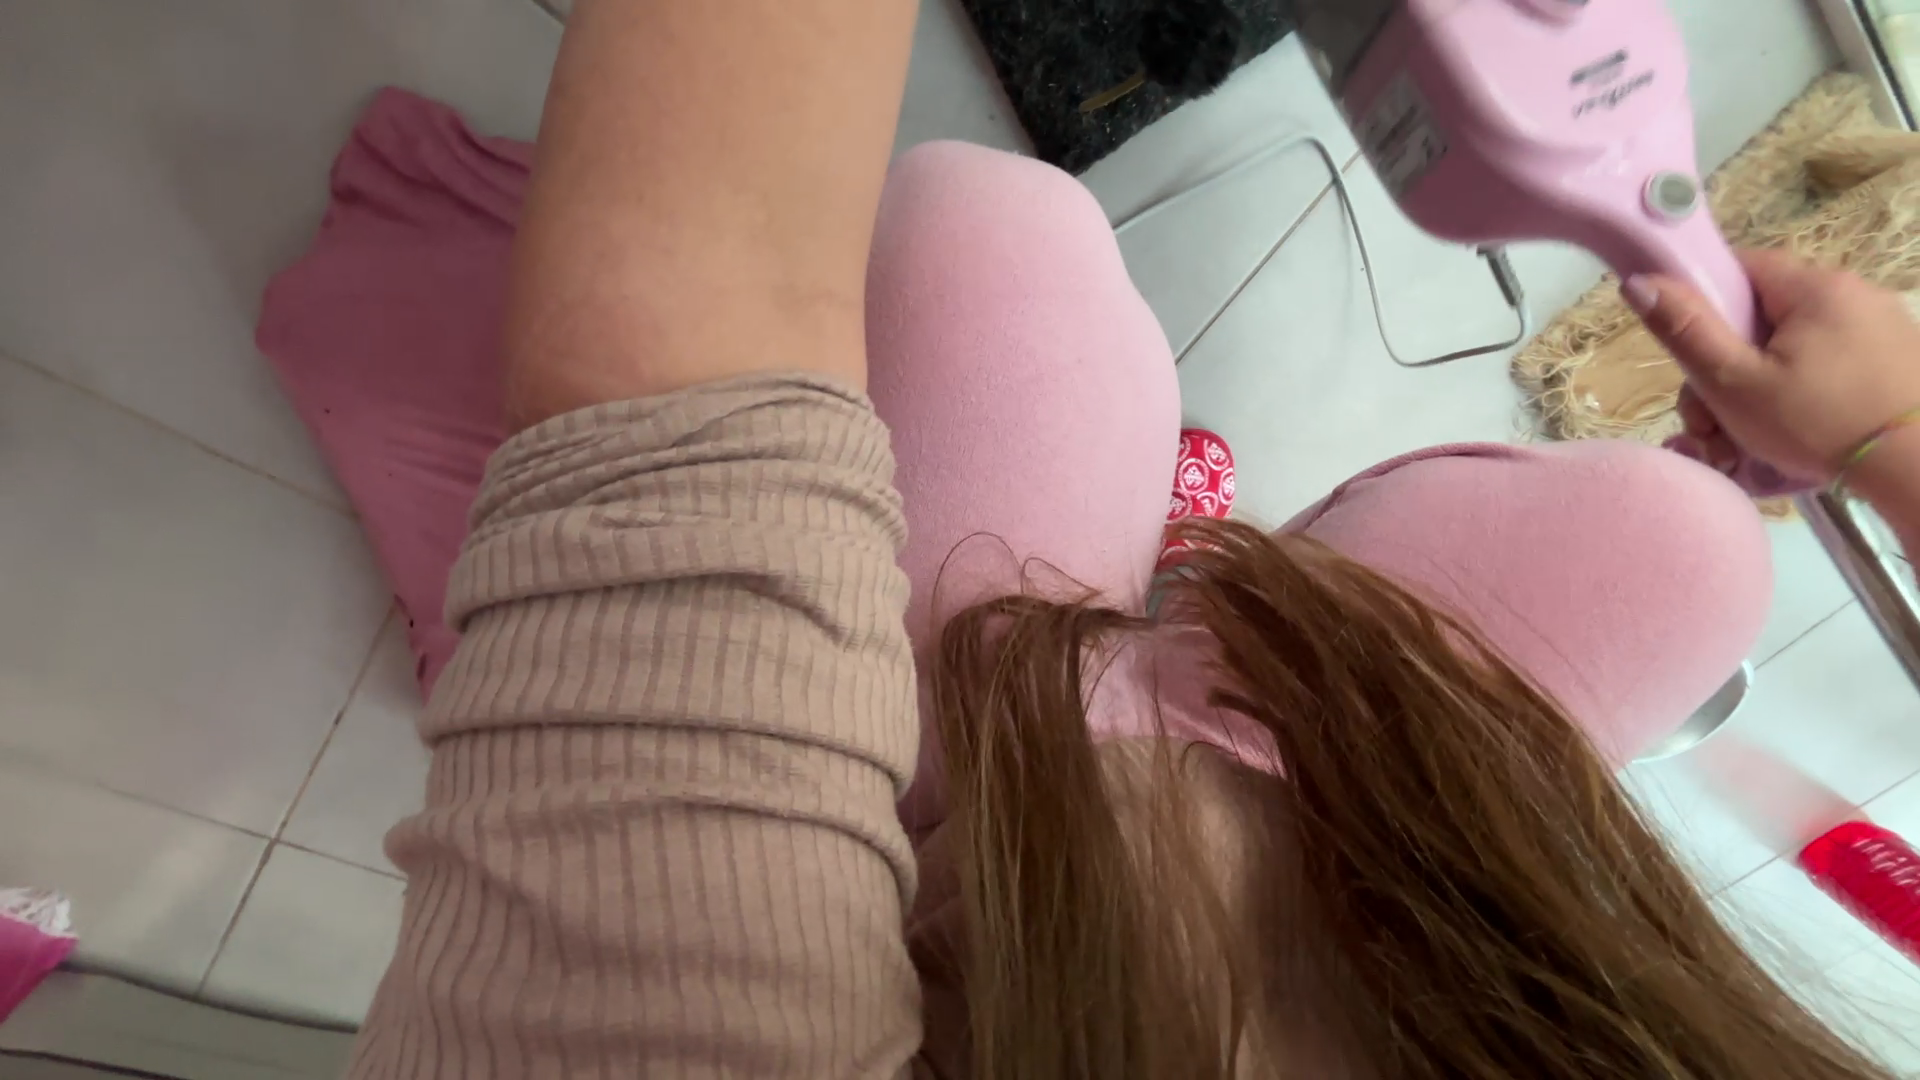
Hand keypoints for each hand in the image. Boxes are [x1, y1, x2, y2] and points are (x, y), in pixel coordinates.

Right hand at [1624, 249, 1919, 483]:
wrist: (1916, 467)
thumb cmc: (1813, 420)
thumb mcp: (1729, 378)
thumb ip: (1684, 328)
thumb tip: (1639, 281)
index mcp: (1818, 289)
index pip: (1741, 267)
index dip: (1698, 298)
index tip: (1679, 343)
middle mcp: (1853, 296)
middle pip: (1754, 319)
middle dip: (1712, 370)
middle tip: (1701, 420)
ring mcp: (1875, 329)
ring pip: (1777, 349)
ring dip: (1739, 392)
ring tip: (1729, 441)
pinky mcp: (1884, 360)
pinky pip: (1811, 366)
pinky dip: (1778, 395)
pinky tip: (1766, 433)